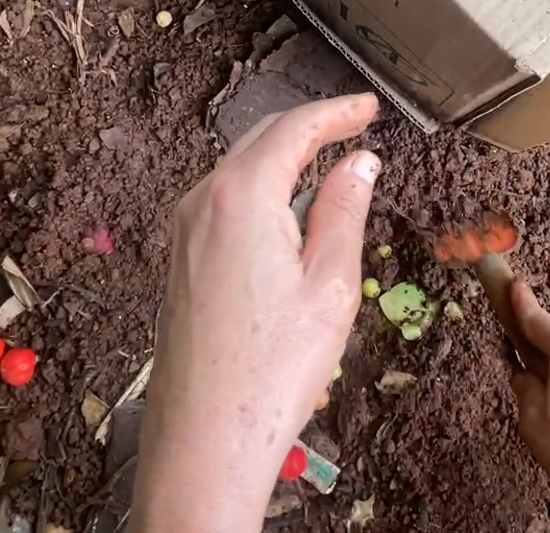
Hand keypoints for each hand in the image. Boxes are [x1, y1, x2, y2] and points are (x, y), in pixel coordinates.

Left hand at [131, 94, 380, 532]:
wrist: (202, 444)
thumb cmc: (273, 369)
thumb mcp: (330, 284)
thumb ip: (345, 209)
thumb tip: (360, 161)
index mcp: (240, 196)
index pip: (294, 128)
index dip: (336, 111)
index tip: (368, 106)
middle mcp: (203, 200)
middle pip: (262, 138)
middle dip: (311, 124)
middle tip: (356, 121)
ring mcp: (184, 228)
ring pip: (241, 165)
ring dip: (285, 153)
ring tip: (329, 154)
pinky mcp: (180, 255)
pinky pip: (225, 196)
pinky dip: (263, 182)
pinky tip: (288, 200)